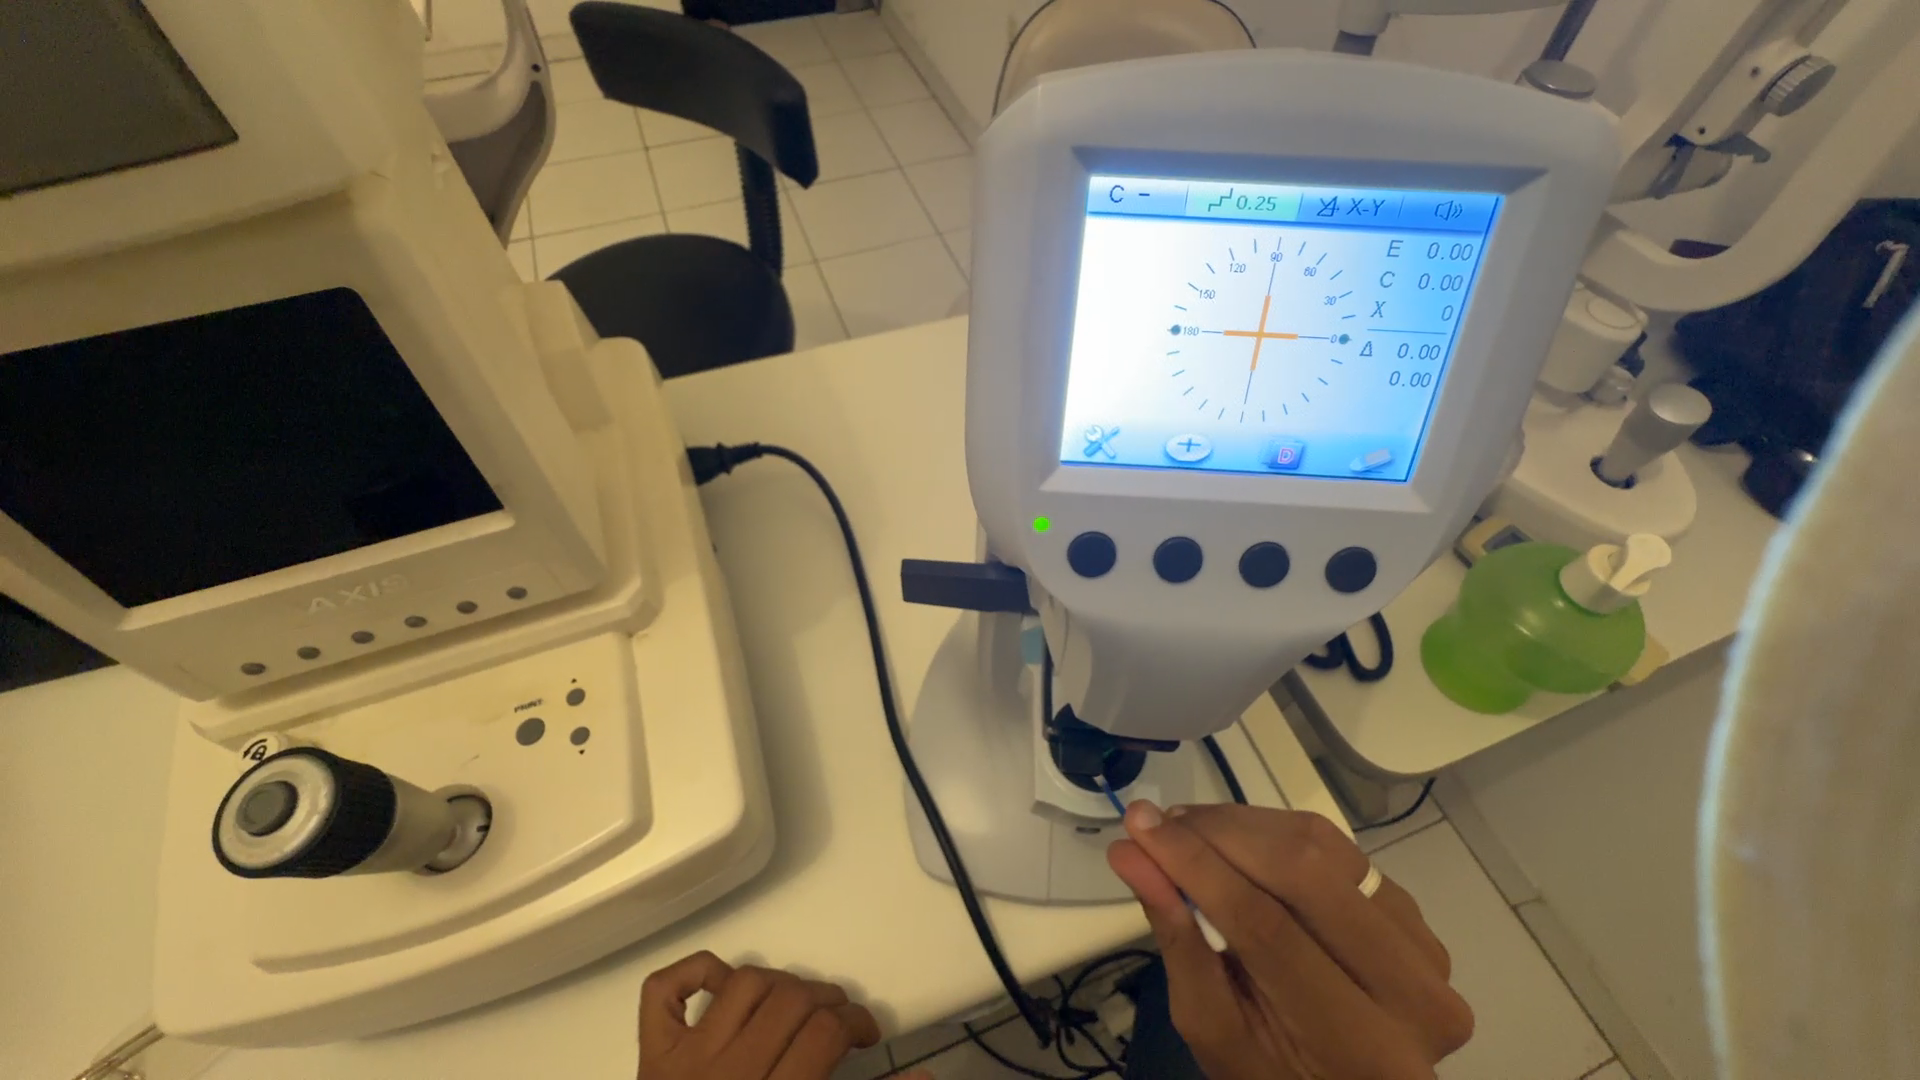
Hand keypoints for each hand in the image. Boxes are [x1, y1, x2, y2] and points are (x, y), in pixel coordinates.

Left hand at [636, 952, 886, 1079]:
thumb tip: (926, 1074)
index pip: (825, 1034)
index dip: (856, 1021)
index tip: (865, 1033)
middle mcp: (726, 1076)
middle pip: (791, 1000)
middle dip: (826, 1000)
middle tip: (837, 1018)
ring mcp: (681, 1062)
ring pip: (744, 983)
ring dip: (778, 984)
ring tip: (793, 1005)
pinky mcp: (650, 1055)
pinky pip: (664, 990)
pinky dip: (693, 973)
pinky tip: (721, 984)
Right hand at [1108, 803, 1472, 1079]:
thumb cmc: (1265, 1071)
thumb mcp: (1210, 1027)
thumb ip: (1177, 939)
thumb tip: (1130, 854)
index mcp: (1359, 1047)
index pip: (1265, 927)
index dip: (1196, 866)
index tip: (1138, 825)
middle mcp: (1413, 994)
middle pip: (1302, 873)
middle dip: (1219, 833)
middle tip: (1162, 821)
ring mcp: (1426, 949)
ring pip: (1322, 846)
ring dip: (1244, 825)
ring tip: (1189, 828)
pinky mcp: (1418, 916)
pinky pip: (1339, 849)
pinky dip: (1277, 833)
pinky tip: (1237, 842)